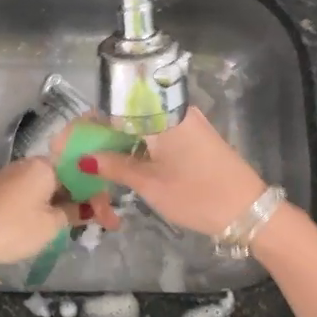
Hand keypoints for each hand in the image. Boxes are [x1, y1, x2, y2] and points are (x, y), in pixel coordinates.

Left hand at [0, 158, 115, 264]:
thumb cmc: (13, 229)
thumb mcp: (51, 225)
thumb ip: (75, 213)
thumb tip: (88, 208)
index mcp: (45, 165)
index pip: (82, 172)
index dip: (98, 193)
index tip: (109, 218)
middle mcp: (29, 164)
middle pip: (66, 177)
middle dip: (84, 198)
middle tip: (100, 222)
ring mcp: (13, 176)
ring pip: (50, 186)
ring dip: (66, 202)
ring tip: (80, 224)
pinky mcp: (2, 190)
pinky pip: (34, 192)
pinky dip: (48, 204)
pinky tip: (56, 220)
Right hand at [81, 108, 267, 236]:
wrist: (249, 211)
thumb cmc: (197, 195)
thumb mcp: (151, 184)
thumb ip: (115, 166)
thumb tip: (84, 158)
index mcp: (162, 114)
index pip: (113, 106)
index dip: (87, 124)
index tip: (67, 142)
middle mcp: (174, 110)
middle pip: (126, 113)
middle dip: (100, 134)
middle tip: (78, 157)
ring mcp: (185, 123)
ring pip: (140, 124)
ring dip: (117, 142)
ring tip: (95, 164)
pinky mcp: (193, 137)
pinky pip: (155, 133)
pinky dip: (136, 147)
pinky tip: (122, 164)